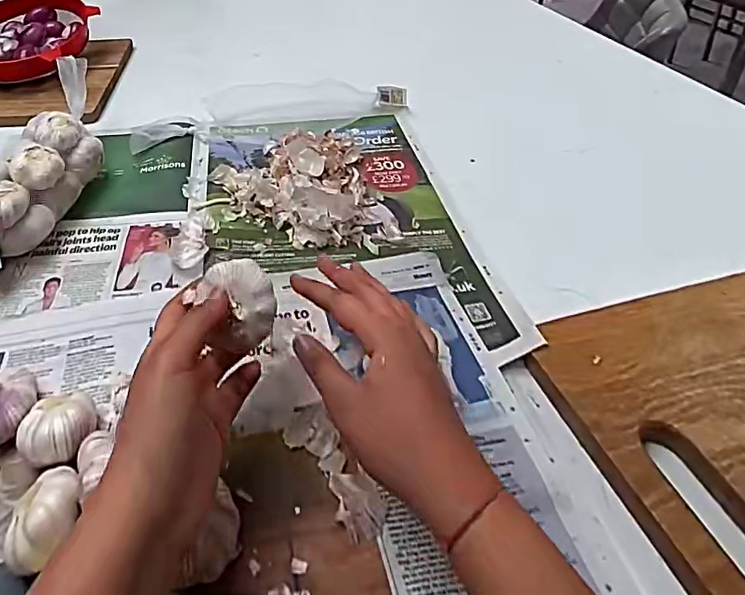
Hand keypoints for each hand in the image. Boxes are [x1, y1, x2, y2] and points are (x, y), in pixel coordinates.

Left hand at [88, 286, 259, 587]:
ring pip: (220, 359)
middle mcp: (178, 370)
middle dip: (226, 314)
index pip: (181, 310)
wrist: (155, 502)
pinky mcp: (215, 424)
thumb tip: (217, 293)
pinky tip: (260, 364)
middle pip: (203, 331)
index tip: (232, 279)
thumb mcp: (171, 365)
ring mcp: (197, 398)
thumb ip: (194, 327)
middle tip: (256, 300)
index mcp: (161, 351)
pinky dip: (246, 376)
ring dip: (239, 341)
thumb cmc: (155, 431)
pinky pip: (233, 391)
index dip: (203, 292)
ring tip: (264, 324)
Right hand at [290, 255, 499, 539]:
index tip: (294, 279)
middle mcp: (406, 338)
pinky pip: (410, 322)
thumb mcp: (346, 404)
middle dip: (345, 277)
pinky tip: (394, 313)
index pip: (345, 304)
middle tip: (323, 262)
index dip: (317, 290)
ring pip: (394, 305)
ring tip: (355, 272)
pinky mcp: (429, 369)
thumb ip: (322, 366)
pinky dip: (395, 307)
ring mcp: (422, 353)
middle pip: (373, 296)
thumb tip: (302, 338)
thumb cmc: (394, 443)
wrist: (451, 483)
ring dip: (371, 287)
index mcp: (385, 340)